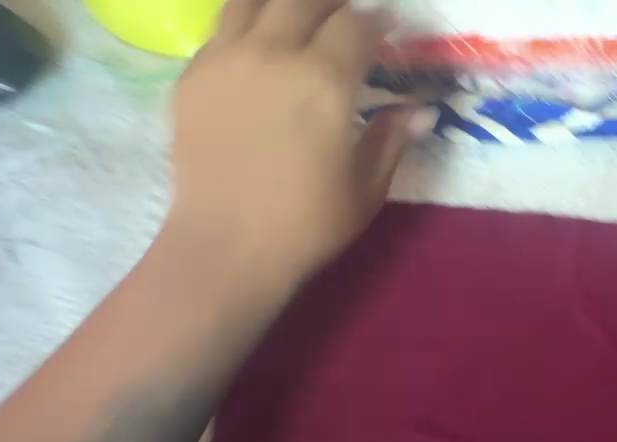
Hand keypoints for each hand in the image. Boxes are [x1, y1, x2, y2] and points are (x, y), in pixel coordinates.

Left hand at [163, 0, 418, 292]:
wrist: (232, 242)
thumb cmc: (312, 222)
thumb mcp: (368, 186)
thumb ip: (392, 137)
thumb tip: (422, 109)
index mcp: (324, 83)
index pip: (356, 26)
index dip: (380, 20)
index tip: (393, 25)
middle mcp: (272, 53)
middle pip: (304, 0)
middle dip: (335, 4)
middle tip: (352, 18)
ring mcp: (225, 56)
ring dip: (287, 3)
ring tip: (305, 16)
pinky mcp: (194, 71)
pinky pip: (223, 25)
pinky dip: (250, 20)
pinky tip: (264, 42)